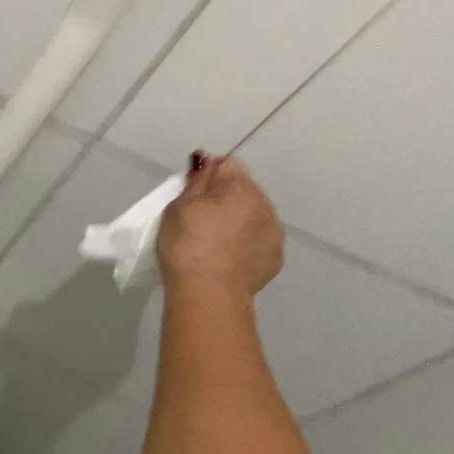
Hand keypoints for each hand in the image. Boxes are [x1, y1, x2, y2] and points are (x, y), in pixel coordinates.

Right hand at [157, 153, 283, 297]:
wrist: (208, 292)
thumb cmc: (187, 244)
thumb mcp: (178, 207)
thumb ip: (196, 181)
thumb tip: (207, 161)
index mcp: (241, 188)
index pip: (227, 164)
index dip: (207, 175)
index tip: (190, 193)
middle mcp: (265, 205)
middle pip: (243, 189)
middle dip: (224, 196)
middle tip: (198, 218)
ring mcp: (274, 232)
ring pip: (253, 214)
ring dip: (236, 219)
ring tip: (213, 239)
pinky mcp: (275, 256)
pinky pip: (258, 238)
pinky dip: (244, 241)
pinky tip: (225, 255)